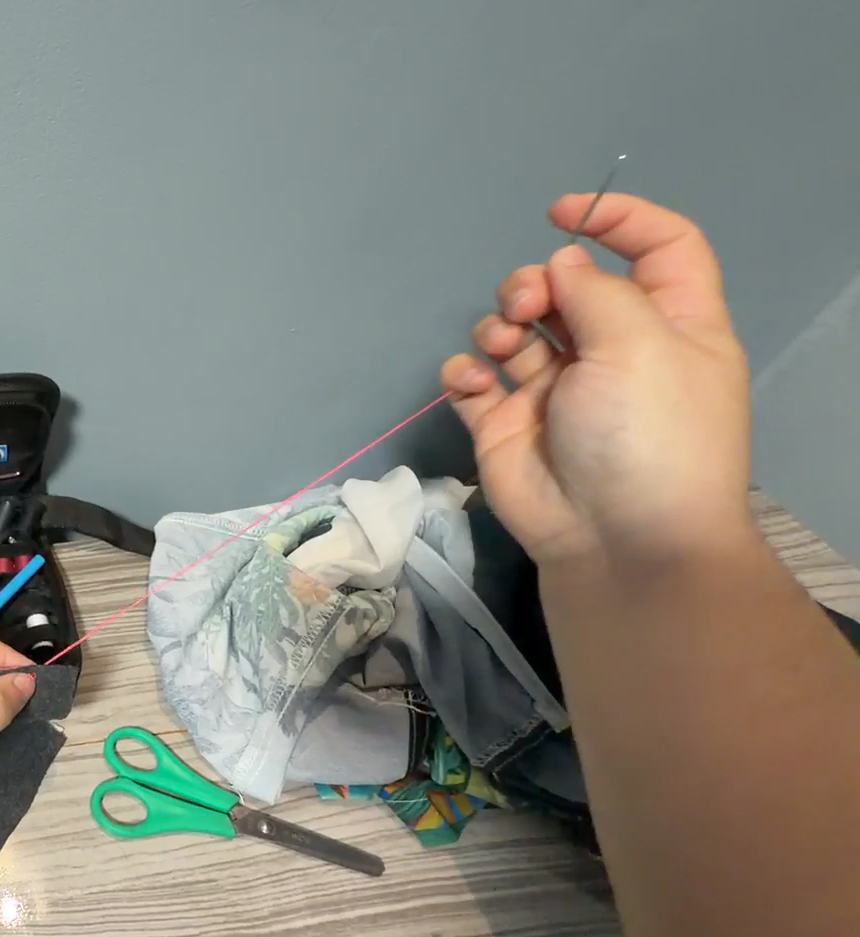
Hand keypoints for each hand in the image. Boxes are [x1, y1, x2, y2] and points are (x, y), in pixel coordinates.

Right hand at [441, 194, 756, 568]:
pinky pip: (471, 380)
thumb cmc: (649, 433)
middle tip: (526, 309)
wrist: (610, 530)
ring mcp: (549, 387)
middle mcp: (607, 350)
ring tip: (500, 351)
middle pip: (565, 289)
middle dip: (533, 287)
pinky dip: (464, 374)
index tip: (564, 212)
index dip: (618, 222)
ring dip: (497, 329)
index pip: (658, 250)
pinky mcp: (500, 420)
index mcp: (667, 324)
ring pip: (511, 332)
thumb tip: (560, 264)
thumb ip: (598, 295)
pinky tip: (473, 386)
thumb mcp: (642, 348)